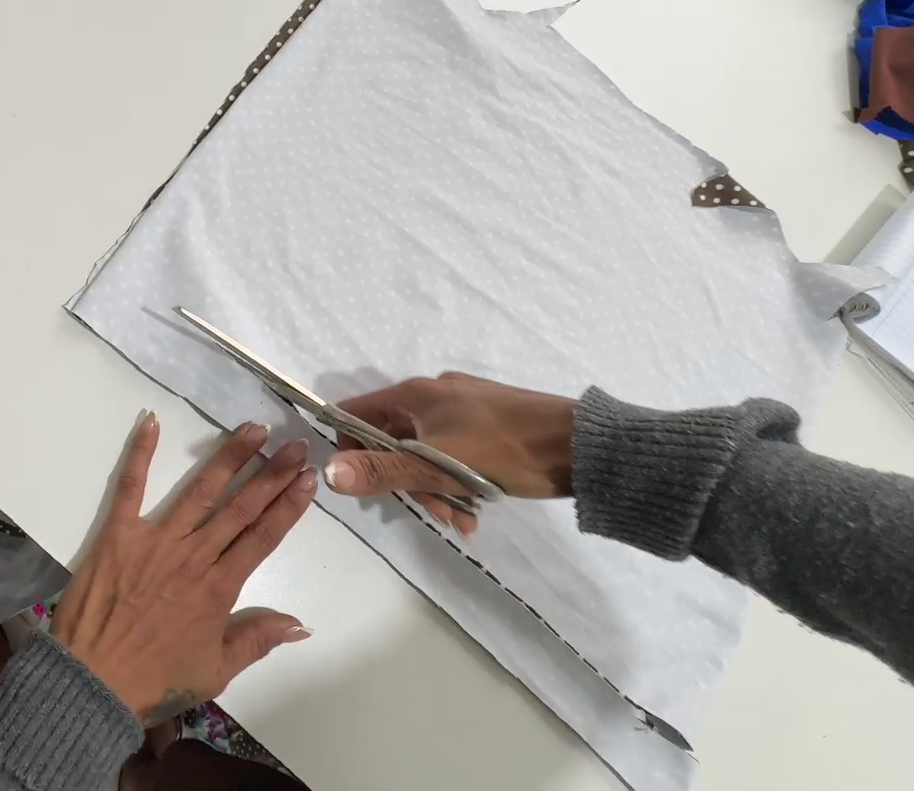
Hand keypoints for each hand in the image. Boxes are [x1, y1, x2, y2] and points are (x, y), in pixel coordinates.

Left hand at [53, 413, 316, 725]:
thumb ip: (256, 641)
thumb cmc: (154, 680)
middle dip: (270, 474)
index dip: (288, 506)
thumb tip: (300, 622)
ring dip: (228, 457)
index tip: (308, 477)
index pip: (262, 537)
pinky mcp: (118, 532)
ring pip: (200, 491)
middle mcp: (192, 556)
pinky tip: (151, 421)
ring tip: (252, 429)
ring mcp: (154, 539)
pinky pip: (131, 486)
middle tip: (294, 443)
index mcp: (218, 589)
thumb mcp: (214, 672)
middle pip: (240, 507)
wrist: (92, 682)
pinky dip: (140, 452)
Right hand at [321, 373, 576, 534]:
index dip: (350, 448)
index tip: (369, 482)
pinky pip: (452, 448)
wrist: (587, 447)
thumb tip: (327, 473)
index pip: (354, 414)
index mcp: (413, 394)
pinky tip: (477, 509)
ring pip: (424, 448)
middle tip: (434, 513)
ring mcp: (463, 404)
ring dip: (433, 486)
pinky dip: (456, 478)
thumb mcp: (437, 467)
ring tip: (463, 520)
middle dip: (404, 480)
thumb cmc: (506, 451)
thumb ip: (381, 470)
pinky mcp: (490, 419)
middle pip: (391, 437)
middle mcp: (433, 393)